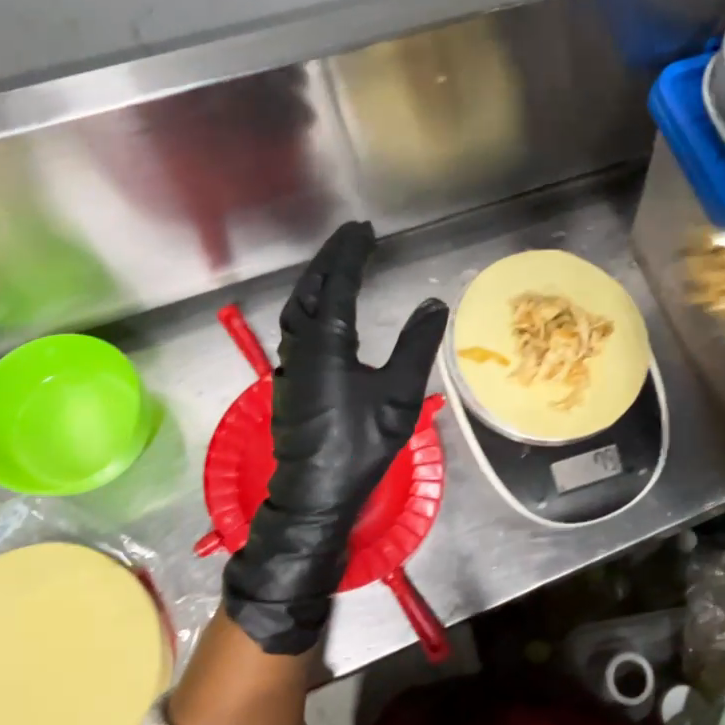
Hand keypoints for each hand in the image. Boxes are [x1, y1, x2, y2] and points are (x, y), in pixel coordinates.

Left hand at [221, 221, 447, 654]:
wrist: (316, 494)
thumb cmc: (359, 445)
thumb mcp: (398, 396)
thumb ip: (415, 347)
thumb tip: (434, 304)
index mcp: (327, 343)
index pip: (339, 285)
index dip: (352, 255)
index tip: (365, 231)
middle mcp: (301, 345)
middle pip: (310, 288)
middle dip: (329, 258)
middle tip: (350, 236)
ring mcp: (290, 363)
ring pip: (296, 307)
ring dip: (316, 279)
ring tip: (336, 263)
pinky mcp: (289, 380)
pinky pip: (295, 325)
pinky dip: (309, 303)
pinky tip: (322, 310)